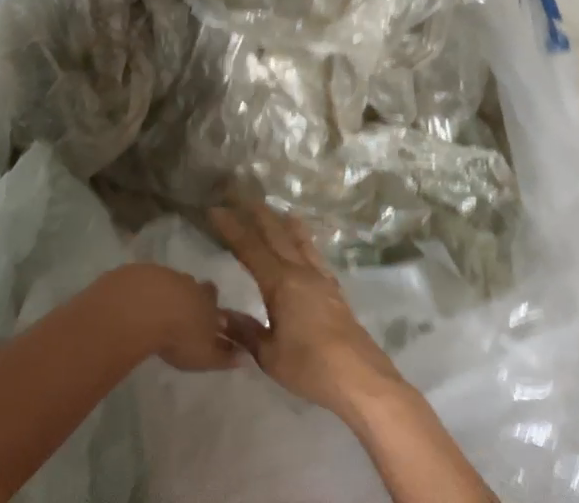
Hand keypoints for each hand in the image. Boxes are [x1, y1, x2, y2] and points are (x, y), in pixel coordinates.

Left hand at [95, 263, 243, 371]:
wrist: (142, 309)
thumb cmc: (179, 337)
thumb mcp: (205, 356)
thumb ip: (225, 358)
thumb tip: (245, 358)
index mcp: (207, 303)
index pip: (214, 297)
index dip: (211, 305)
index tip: (206, 314)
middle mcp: (189, 284)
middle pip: (194, 284)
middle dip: (191, 293)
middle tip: (183, 307)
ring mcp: (164, 275)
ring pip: (170, 279)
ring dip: (166, 290)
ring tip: (157, 306)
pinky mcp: (140, 271)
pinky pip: (146, 278)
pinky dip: (144, 287)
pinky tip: (137, 299)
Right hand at [210, 200, 404, 416]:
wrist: (363, 382)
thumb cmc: (311, 367)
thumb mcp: (269, 354)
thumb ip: (245, 331)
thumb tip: (221, 314)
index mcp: (281, 283)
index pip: (250, 248)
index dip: (231, 228)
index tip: (215, 209)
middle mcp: (302, 274)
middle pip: (277, 236)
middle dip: (258, 215)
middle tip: (243, 195)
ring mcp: (323, 283)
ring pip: (302, 244)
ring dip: (288, 226)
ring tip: (282, 212)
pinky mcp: (336, 296)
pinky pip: (316, 259)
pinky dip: (306, 246)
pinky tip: (308, 251)